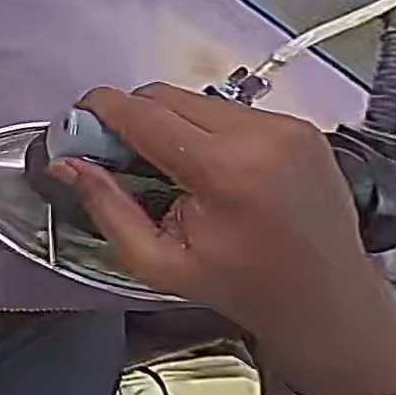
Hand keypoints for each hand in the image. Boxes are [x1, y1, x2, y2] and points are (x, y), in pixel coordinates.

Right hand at [52, 84, 395, 394]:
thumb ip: (106, 207)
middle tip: (114, 152)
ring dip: (164, 122)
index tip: (78, 119)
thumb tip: (69, 166)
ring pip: (193, 98)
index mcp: (228, 171)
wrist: (326, 299)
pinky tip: (197, 165)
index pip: (144, 114)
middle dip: (129, 117)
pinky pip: (224, 110)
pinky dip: (198, 128)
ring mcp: (286, 126)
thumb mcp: (156, 262)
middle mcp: (262, 135)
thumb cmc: (243, 287)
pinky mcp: (297, 126)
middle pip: (164, 95)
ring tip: (162, 166)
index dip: (101, 110)